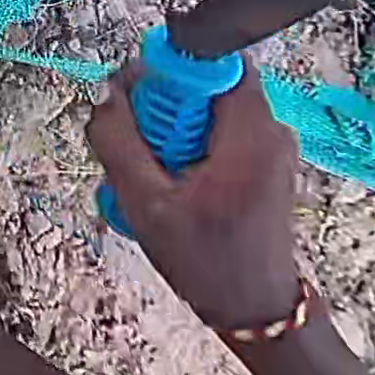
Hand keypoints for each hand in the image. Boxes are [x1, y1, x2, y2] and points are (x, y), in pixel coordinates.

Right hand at [90, 61, 300, 330]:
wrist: (255, 310)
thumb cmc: (204, 260)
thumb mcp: (144, 202)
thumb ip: (118, 140)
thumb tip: (105, 90)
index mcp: (250, 136)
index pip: (214, 63)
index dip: (167, 69)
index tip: (136, 98)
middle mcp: (269, 131)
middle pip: (202, 83)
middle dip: (159, 104)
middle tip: (133, 143)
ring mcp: (267, 144)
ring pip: (202, 104)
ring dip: (165, 125)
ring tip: (147, 167)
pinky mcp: (259, 157)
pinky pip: (211, 125)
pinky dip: (181, 140)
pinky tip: (165, 176)